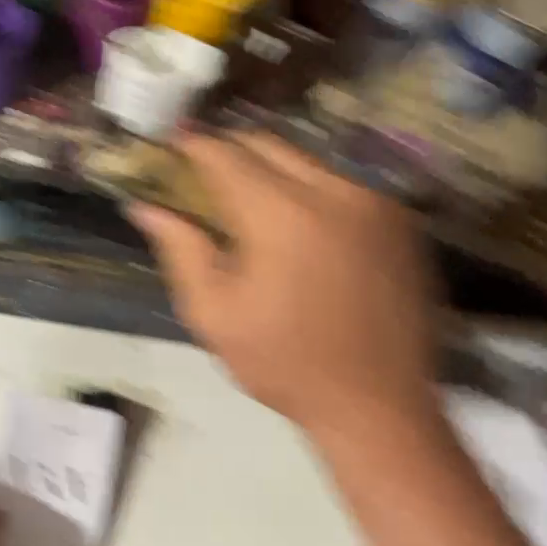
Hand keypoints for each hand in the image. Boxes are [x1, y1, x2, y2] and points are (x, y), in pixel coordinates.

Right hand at [128, 131, 437, 442]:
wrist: (379, 405)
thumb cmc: (283, 363)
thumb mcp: (213, 313)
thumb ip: (180, 250)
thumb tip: (145, 208)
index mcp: (281, 215)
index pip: (227, 156)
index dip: (194, 144)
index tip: (171, 140)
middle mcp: (334, 193)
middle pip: (270, 145)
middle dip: (231, 148)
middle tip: (201, 165)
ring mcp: (376, 204)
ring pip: (309, 161)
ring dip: (271, 167)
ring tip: (244, 193)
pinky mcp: (401, 222)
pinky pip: (343, 184)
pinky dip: (309, 188)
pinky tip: (294, 221)